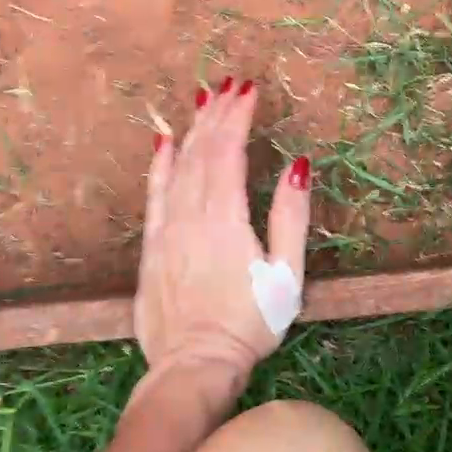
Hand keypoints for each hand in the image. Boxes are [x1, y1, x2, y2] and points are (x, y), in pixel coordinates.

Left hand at [134, 77, 312, 390]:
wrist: (193, 368)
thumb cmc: (251, 322)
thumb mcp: (286, 273)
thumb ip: (290, 215)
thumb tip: (298, 164)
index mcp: (226, 220)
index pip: (229, 154)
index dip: (238, 118)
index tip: (250, 89)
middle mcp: (191, 216)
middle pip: (202, 152)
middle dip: (217, 114)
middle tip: (231, 82)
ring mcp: (167, 230)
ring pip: (177, 167)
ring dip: (192, 130)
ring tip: (205, 98)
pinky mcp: (153, 247)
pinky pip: (154, 194)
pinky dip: (159, 164)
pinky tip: (164, 142)